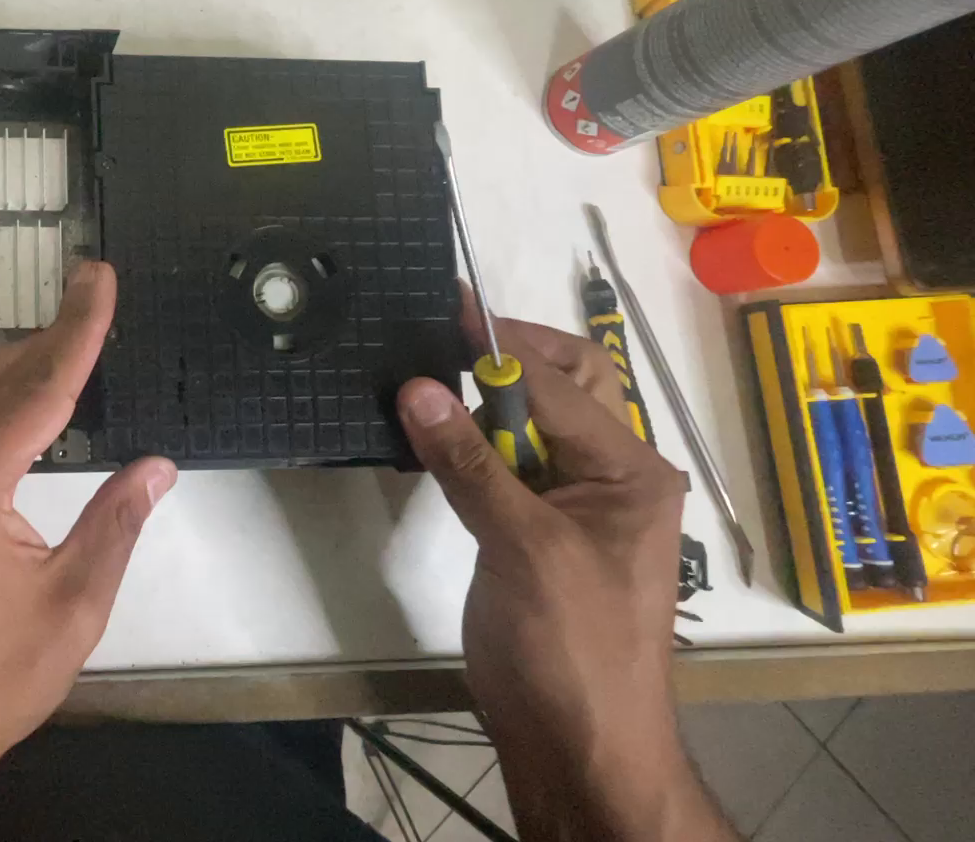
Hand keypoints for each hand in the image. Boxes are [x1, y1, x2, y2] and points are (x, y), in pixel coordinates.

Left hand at [0, 259, 175, 771]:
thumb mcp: (75, 604)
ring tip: (68, 337)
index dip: (78, 331)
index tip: (98, 280)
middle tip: (93, 293)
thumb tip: (158, 465)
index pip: (38, 391)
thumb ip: (115, 522)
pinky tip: (20, 395)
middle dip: (50, 335)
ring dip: (18, 361)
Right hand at [397, 315, 733, 840]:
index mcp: (628, 470)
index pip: (556, 386)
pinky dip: (463, 441)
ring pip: (523, 424)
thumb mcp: (522, 545)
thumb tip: (417, 387)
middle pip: (561, 388)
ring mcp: (565, 500)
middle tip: (441, 339)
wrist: (573, 736)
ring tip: (423, 380)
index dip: (501, 348)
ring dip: (477, 401)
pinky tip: (427, 434)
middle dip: (506, 360)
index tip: (447, 309)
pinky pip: (497, 462)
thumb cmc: (570, 642)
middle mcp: (604, 473)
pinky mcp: (527, 525)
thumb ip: (468, 462)